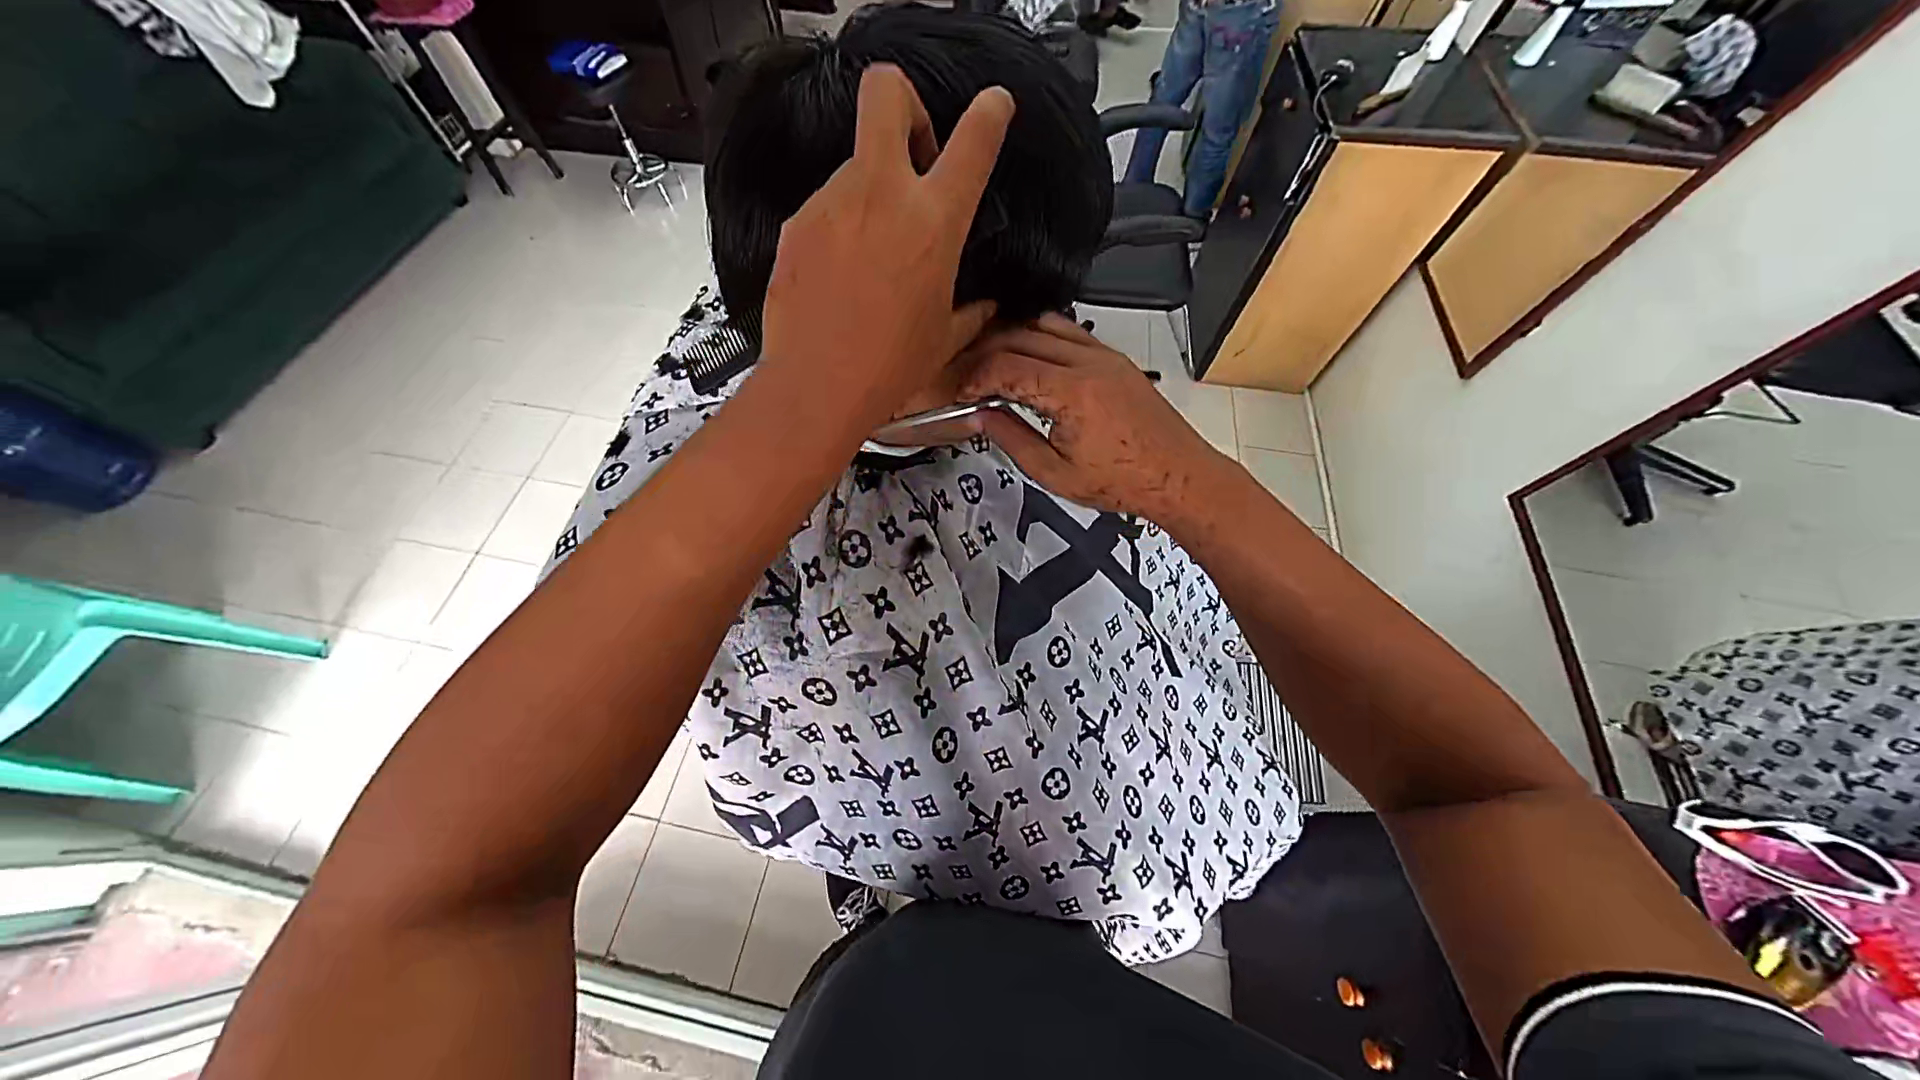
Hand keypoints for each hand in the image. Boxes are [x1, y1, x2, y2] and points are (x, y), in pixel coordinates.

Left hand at [759, 65, 1012, 429]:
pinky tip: (844, 270)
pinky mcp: (797, 225)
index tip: (993, 107)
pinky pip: (825, 207)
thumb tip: (983, 309)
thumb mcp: (944, 339)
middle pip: (886, 93)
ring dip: (871, 188)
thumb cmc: (883, 366)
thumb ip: (971, 313)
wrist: (818, 385)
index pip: (973, 139)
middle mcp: (881, 196)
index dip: (990, 113)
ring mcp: (832, 204)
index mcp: (933, 221)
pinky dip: (840, 225)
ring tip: (876, 249)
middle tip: (914, 149)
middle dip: (905, 104)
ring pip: (854, 162)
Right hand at [961, 313, 1238, 521]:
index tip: (961, 393)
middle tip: (969, 380)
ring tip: (994, 367)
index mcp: (1071, 392)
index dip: (974, 379)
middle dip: (984, 356)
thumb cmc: (1127, 479)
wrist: (1176, 475)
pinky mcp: (1114, 359)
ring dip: (1011, 340)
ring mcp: (1105, 356)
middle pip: (1018, 337)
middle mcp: (1089, 363)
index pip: (1005, 366)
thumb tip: (983, 418)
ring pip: (1042, 324)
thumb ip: (1011, 439)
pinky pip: (1069, 331)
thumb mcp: (1054, 473)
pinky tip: (1031, 359)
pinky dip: (1040, 338)